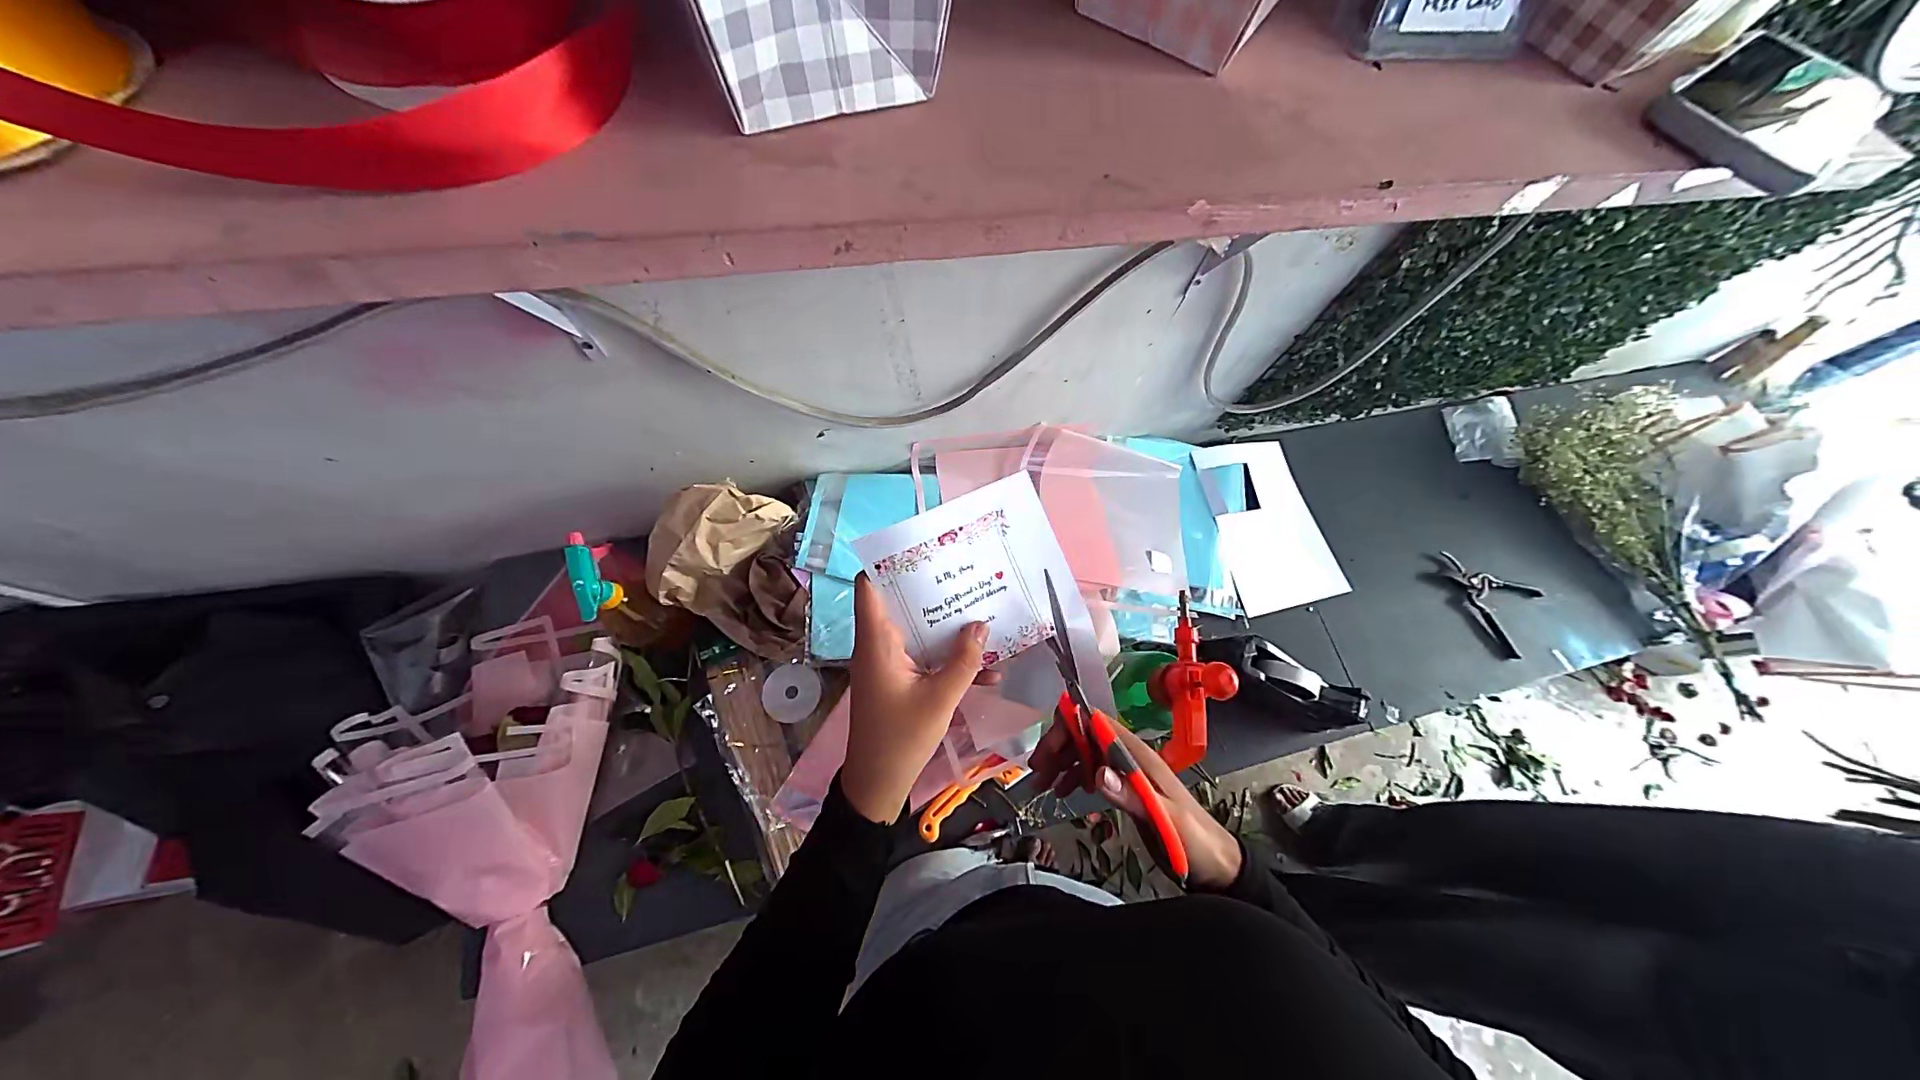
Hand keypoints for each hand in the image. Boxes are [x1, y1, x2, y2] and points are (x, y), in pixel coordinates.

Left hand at [842, 574, 1000, 822]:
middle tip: (967, 577)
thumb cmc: (901, 738)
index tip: (922, 550)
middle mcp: (879, 645)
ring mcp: (889, 664)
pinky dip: (948, 657)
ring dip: (948, 627)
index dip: (888, 563)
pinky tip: (986, 665)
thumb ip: (964, 661)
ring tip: (985, 613)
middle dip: (934, 592)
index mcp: (877, 641)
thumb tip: (981, 625)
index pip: (869, 587)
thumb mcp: (940, 698)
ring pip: (918, 632)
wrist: (878, 783)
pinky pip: (924, 658)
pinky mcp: (900, 681)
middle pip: (901, 605)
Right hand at [1027, 713, 1242, 889]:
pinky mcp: (1125, 787)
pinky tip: (1064, 791)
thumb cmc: (1195, 840)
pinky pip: (1092, 770)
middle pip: (1085, 735)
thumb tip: (1098, 773)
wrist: (1217, 864)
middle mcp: (1130, 755)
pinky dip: (1073, 775)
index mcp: (1139, 754)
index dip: (1068, 728)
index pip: (1096, 722)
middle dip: (1058, 746)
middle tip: (1037, 772)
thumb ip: (1132, 796)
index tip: (1047, 752)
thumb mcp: (1166, 820)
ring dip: (1061, 761)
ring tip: (1041, 784)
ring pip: (1085, 752)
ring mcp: (1127, 770)